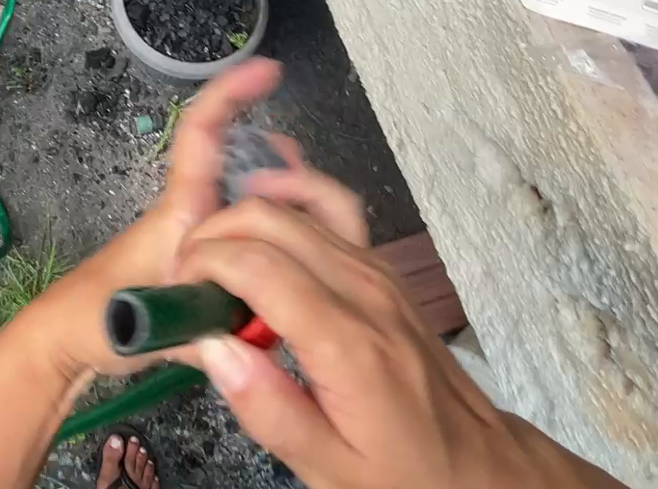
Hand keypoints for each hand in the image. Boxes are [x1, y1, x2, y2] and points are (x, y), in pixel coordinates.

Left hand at [13, 58, 288, 377]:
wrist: (68, 338)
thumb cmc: (95, 317)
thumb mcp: (146, 324)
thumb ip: (195, 333)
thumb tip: (245, 341)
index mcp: (180, 211)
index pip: (201, 135)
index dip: (230, 94)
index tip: (267, 69)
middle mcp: (193, 212)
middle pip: (239, 161)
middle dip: (279, 159)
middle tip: (310, 180)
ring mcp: (197, 234)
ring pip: (249, 198)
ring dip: (280, 198)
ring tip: (313, 219)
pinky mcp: (201, 261)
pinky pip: (246, 233)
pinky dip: (272, 233)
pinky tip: (293, 257)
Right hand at [170, 199, 625, 488]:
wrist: (478, 462)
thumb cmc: (403, 471)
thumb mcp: (332, 470)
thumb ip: (268, 410)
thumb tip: (213, 344)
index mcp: (346, 342)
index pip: (257, 265)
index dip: (204, 262)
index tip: (179, 290)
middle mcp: (361, 287)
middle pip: (268, 220)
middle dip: (212, 234)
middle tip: (187, 277)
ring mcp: (373, 266)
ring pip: (291, 206)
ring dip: (239, 220)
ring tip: (212, 258)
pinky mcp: (377, 262)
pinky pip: (326, 206)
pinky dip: (285, 195)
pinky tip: (261, 204)